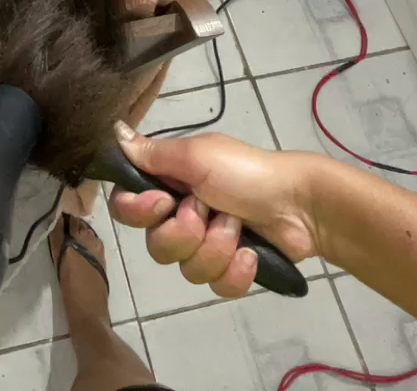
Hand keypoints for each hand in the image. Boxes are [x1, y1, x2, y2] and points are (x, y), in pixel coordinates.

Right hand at [105, 122, 332, 297]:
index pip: (126, 206)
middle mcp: (180, 214)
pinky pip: (215, 285)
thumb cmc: (245, 171)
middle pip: (155, 244)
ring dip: (215, 247)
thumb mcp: (197, 155)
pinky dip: (234, 271)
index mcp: (168, 182)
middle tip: (206, 212)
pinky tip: (250, 254)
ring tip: (236, 227)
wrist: (300, 206)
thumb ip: (153, 153)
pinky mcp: (229, 268)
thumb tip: (115, 132)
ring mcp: (205, 244)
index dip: (138, 211)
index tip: (163, 202)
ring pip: (186, 269)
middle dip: (184, 233)